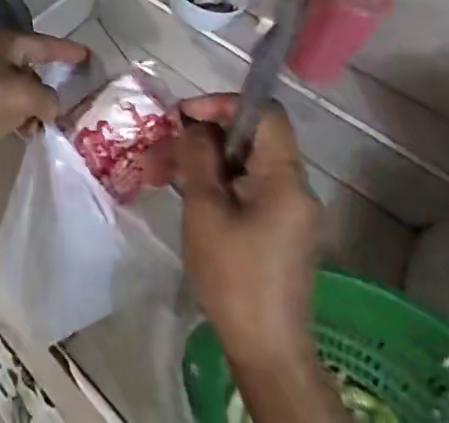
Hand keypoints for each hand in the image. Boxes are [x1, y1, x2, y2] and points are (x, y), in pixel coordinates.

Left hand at [0, 29, 73, 161]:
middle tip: (81, 95)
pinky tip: (29, 132)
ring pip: (21, 90)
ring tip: (55, 122)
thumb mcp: (25, 94)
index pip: (42, 43)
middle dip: (53, 82)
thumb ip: (49, 98)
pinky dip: (21, 117)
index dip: (66, 50)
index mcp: (2, 43)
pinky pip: (8, 107)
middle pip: (32, 66)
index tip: (90, 56)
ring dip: (37, 105)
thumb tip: (50, 106)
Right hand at [176, 94, 321, 370]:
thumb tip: (194, 126)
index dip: (223, 104)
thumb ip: (199, 158)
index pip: (266, 115)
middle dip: (198, 138)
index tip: (183, 116)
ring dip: (198, 161)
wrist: (264, 344)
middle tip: (157, 151)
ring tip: (156, 174)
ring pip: (239, 164)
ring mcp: (285, 210)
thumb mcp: (205, 208)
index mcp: (284, 179)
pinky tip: (179, 193)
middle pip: (248, 139)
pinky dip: (211, 182)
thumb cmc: (232, 271)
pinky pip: (242, 187)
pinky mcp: (274, 228)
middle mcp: (293, 188)